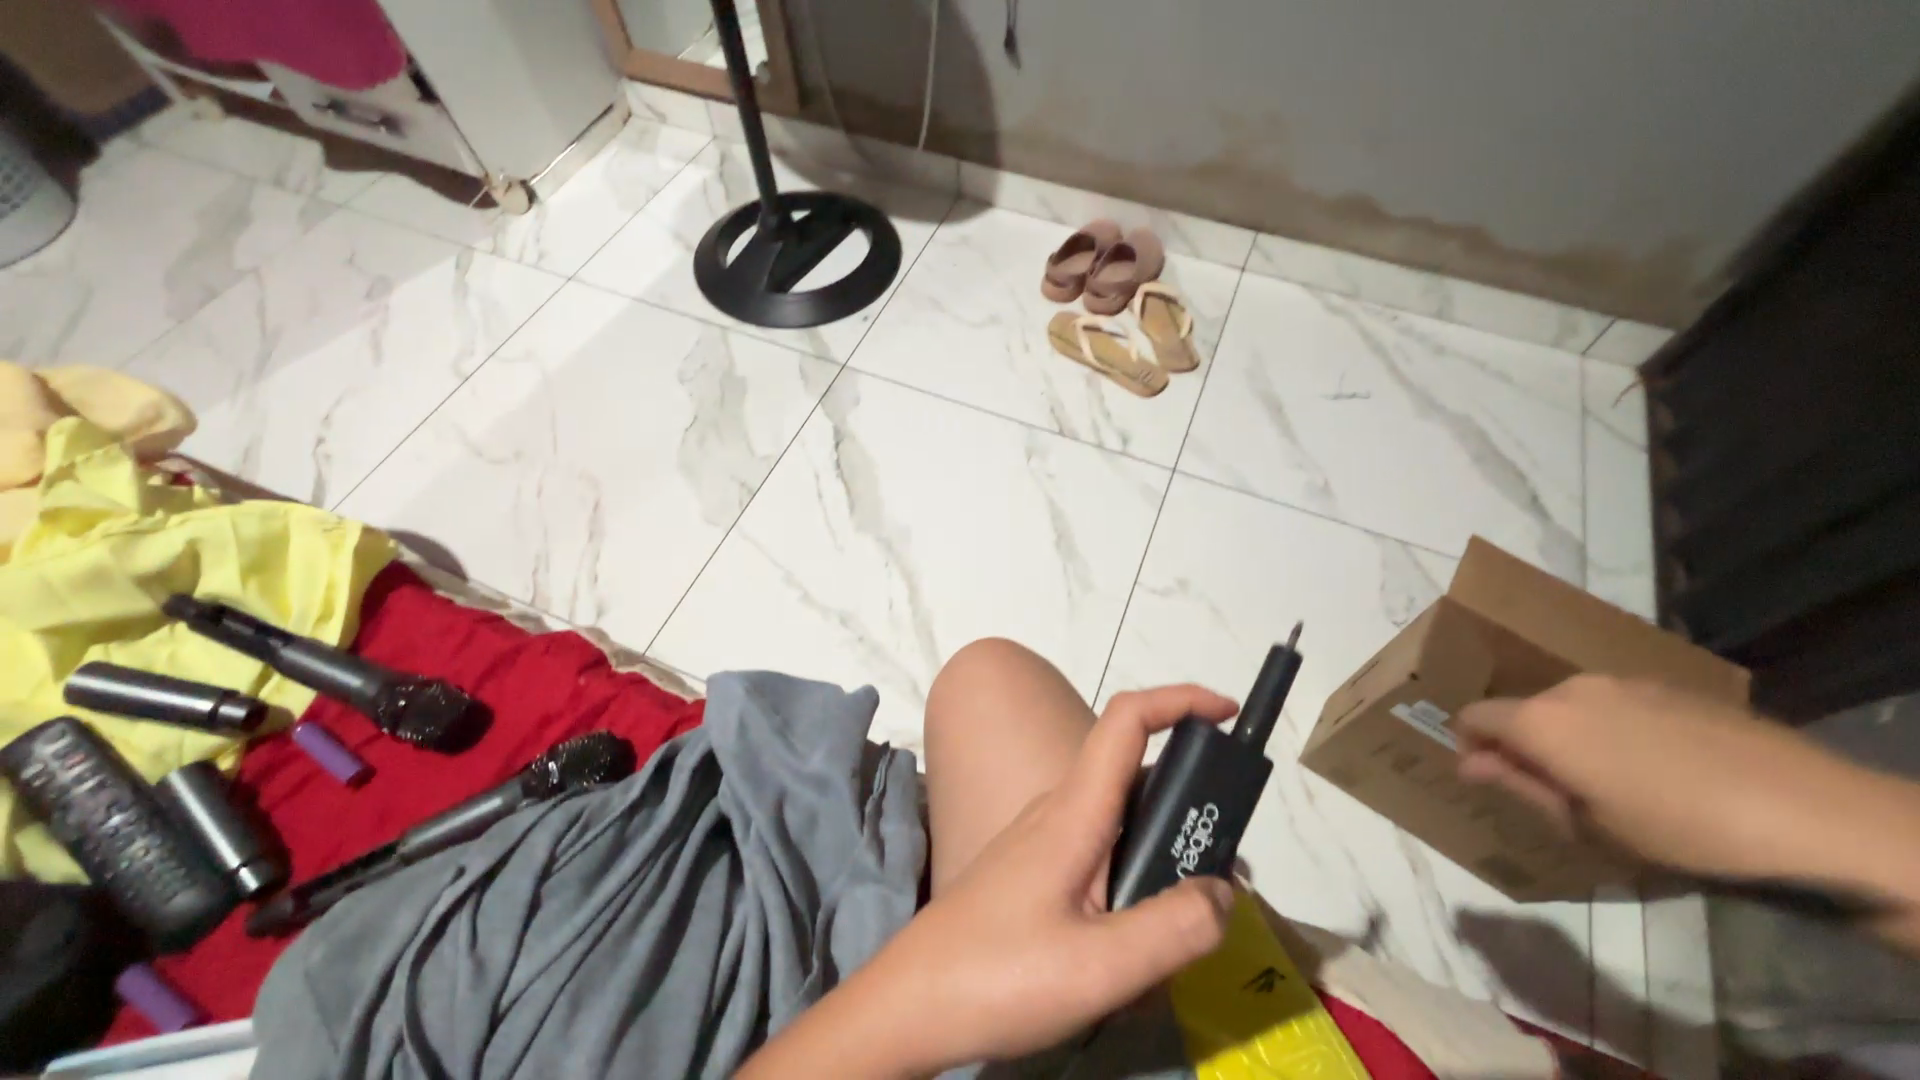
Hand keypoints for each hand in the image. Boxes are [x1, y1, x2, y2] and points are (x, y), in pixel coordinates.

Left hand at [739, 685, 1238, 1077]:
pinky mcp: (1035, 876)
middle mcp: (1058, 813)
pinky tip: (1134, 955)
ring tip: (1182, 935)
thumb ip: (1175, 928)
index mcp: (1073, 811)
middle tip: (1225, 879)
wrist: (909, 1006)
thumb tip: (1224, 890)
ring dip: (1163, 866)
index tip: (1230, 714)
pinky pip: (1101, 863)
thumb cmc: (997, 976)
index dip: (1180, 700)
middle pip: (1138, 780)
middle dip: (1193, 814)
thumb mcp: (1101, 968)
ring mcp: (1043, 844)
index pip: (1127, 721)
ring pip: (1123, 830)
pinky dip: (1133, 892)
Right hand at [1456, 674, 1902, 881]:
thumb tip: (1468, 764)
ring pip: (1574, 707)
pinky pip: (1620, 706)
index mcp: (1542, 721)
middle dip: (1527, 745)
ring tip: (1615, 785)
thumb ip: (1522, 786)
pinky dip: (1618, 732)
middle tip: (1558, 795)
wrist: (1812, 815)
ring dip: (1574, 738)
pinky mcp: (1675, 687)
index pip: (1473, 716)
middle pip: (1524, 710)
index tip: (1493, 781)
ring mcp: (1627, 682)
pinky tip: (1663, 771)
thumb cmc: (1680, 831)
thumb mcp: (1588, 826)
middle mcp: (1573, 688)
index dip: (1470, 747)